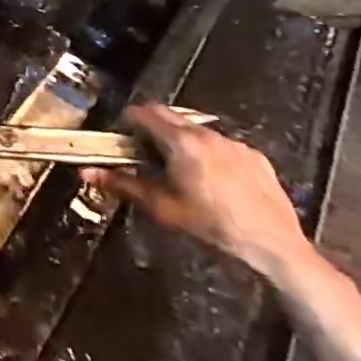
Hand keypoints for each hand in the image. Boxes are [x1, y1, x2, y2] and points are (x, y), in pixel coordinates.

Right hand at [82, 103, 312, 280]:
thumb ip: (123, 185)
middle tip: (144, 154)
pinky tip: (215, 182)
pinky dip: (210, 154)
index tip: (122, 138)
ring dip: (181, 141)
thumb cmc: (211, 226)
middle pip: (170, 115)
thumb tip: (86, 173)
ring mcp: (234, 143)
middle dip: (152, 128)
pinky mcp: (255, 156)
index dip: (128, 121)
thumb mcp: (162, 208)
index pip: (144, 112)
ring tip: (180, 171)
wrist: (275, 247)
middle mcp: (206, 133)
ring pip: (197, 130)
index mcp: (180, 141)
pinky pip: (223, 146)